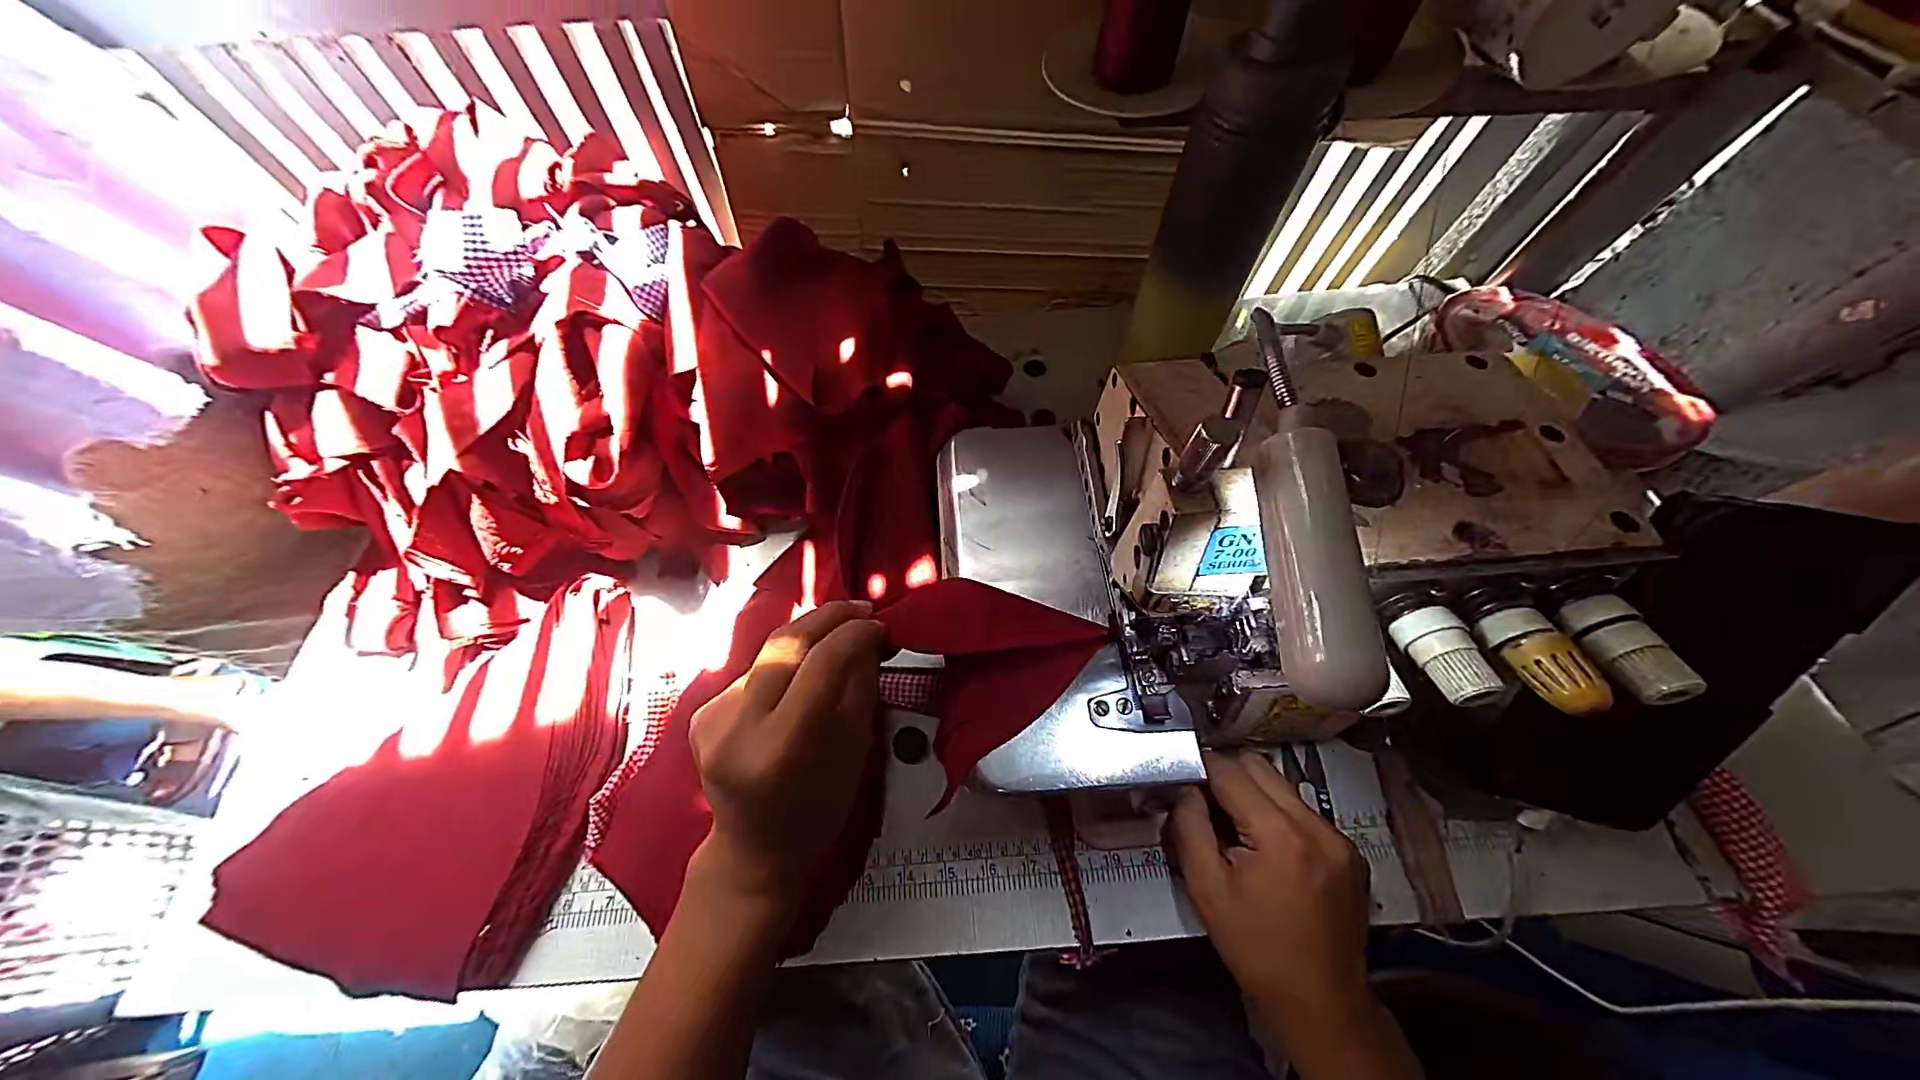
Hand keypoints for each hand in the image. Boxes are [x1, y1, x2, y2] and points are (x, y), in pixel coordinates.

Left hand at [688, 600, 886, 914]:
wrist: (754, 849)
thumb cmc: (817, 809)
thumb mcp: (854, 751)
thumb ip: (860, 686)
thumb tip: (867, 635)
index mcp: (779, 747)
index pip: (821, 665)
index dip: (854, 635)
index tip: (880, 624)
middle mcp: (735, 728)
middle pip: (786, 644)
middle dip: (828, 617)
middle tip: (862, 609)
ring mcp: (711, 718)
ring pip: (769, 654)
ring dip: (808, 638)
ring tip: (840, 636)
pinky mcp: (701, 713)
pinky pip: (753, 671)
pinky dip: (784, 665)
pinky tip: (801, 676)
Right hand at [1164, 751, 1371, 1012]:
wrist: (1320, 1001)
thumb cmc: (1255, 948)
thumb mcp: (1206, 888)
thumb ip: (1189, 827)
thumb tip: (1185, 788)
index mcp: (1280, 835)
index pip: (1230, 771)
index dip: (1200, 768)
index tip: (1181, 779)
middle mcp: (1317, 827)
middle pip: (1259, 766)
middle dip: (1226, 775)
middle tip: (1204, 804)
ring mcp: (1339, 838)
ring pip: (1282, 784)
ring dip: (1252, 794)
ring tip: (1234, 829)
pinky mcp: (1349, 851)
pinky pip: (1303, 810)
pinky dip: (1277, 815)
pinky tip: (1265, 848)